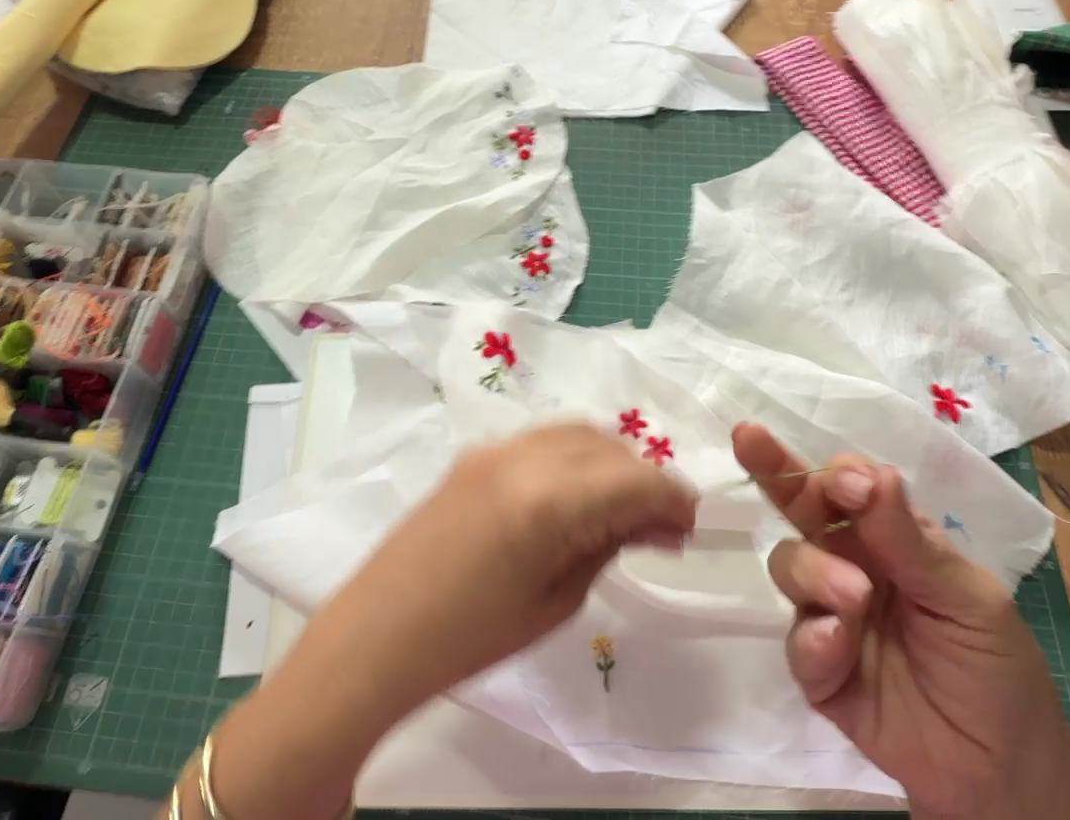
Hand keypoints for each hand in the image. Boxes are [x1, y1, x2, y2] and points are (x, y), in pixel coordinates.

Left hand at [202, 423, 697, 819]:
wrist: (378, 633)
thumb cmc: (470, 636)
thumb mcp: (556, 600)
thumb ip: (606, 545)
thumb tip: (648, 522)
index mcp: (549, 498)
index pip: (637, 478)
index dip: (674, 499)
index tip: (691, 527)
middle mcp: (523, 456)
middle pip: (609, 446)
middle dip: (644, 479)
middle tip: (661, 527)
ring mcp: (492, 449)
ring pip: (575, 434)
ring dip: (609, 462)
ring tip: (621, 510)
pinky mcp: (472, 456)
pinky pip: (540, 441)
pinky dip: (572, 459)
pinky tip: (576, 496)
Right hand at [734, 424, 1069, 819]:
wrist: (997, 771)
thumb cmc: (994, 667)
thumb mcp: (968, 597)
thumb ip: (911, 541)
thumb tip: (871, 473)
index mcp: (892, 539)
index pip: (849, 488)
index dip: (838, 476)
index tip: (850, 484)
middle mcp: (850, 563)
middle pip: (799, 508)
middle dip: (772, 469)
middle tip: (747, 438)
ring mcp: (827, 612)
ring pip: (790, 564)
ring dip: (814, 572)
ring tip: (855, 598)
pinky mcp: (814, 665)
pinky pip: (796, 637)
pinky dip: (815, 637)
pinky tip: (839, 645)